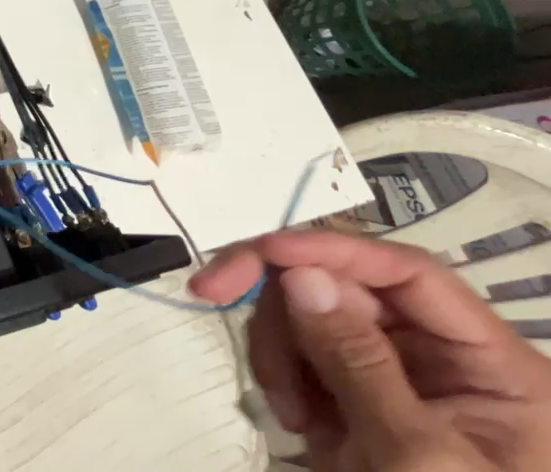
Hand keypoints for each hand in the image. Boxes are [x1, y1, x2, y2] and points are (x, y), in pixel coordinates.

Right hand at [191, 230, 550, 471]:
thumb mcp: (413, 453)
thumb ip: (358, 361)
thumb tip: (300, 275)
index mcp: (492, 366)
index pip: (410, 273)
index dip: (333, 249)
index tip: (260, 252)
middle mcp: (443, 356)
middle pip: (341, 285)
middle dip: (280, 304)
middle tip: (209, 292)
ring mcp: (394, 374)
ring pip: (304, 312)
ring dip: (276, 350)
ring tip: (289, 414)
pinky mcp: (352, 392)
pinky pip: (295, 349)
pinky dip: (278, 373)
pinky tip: (295, 418)